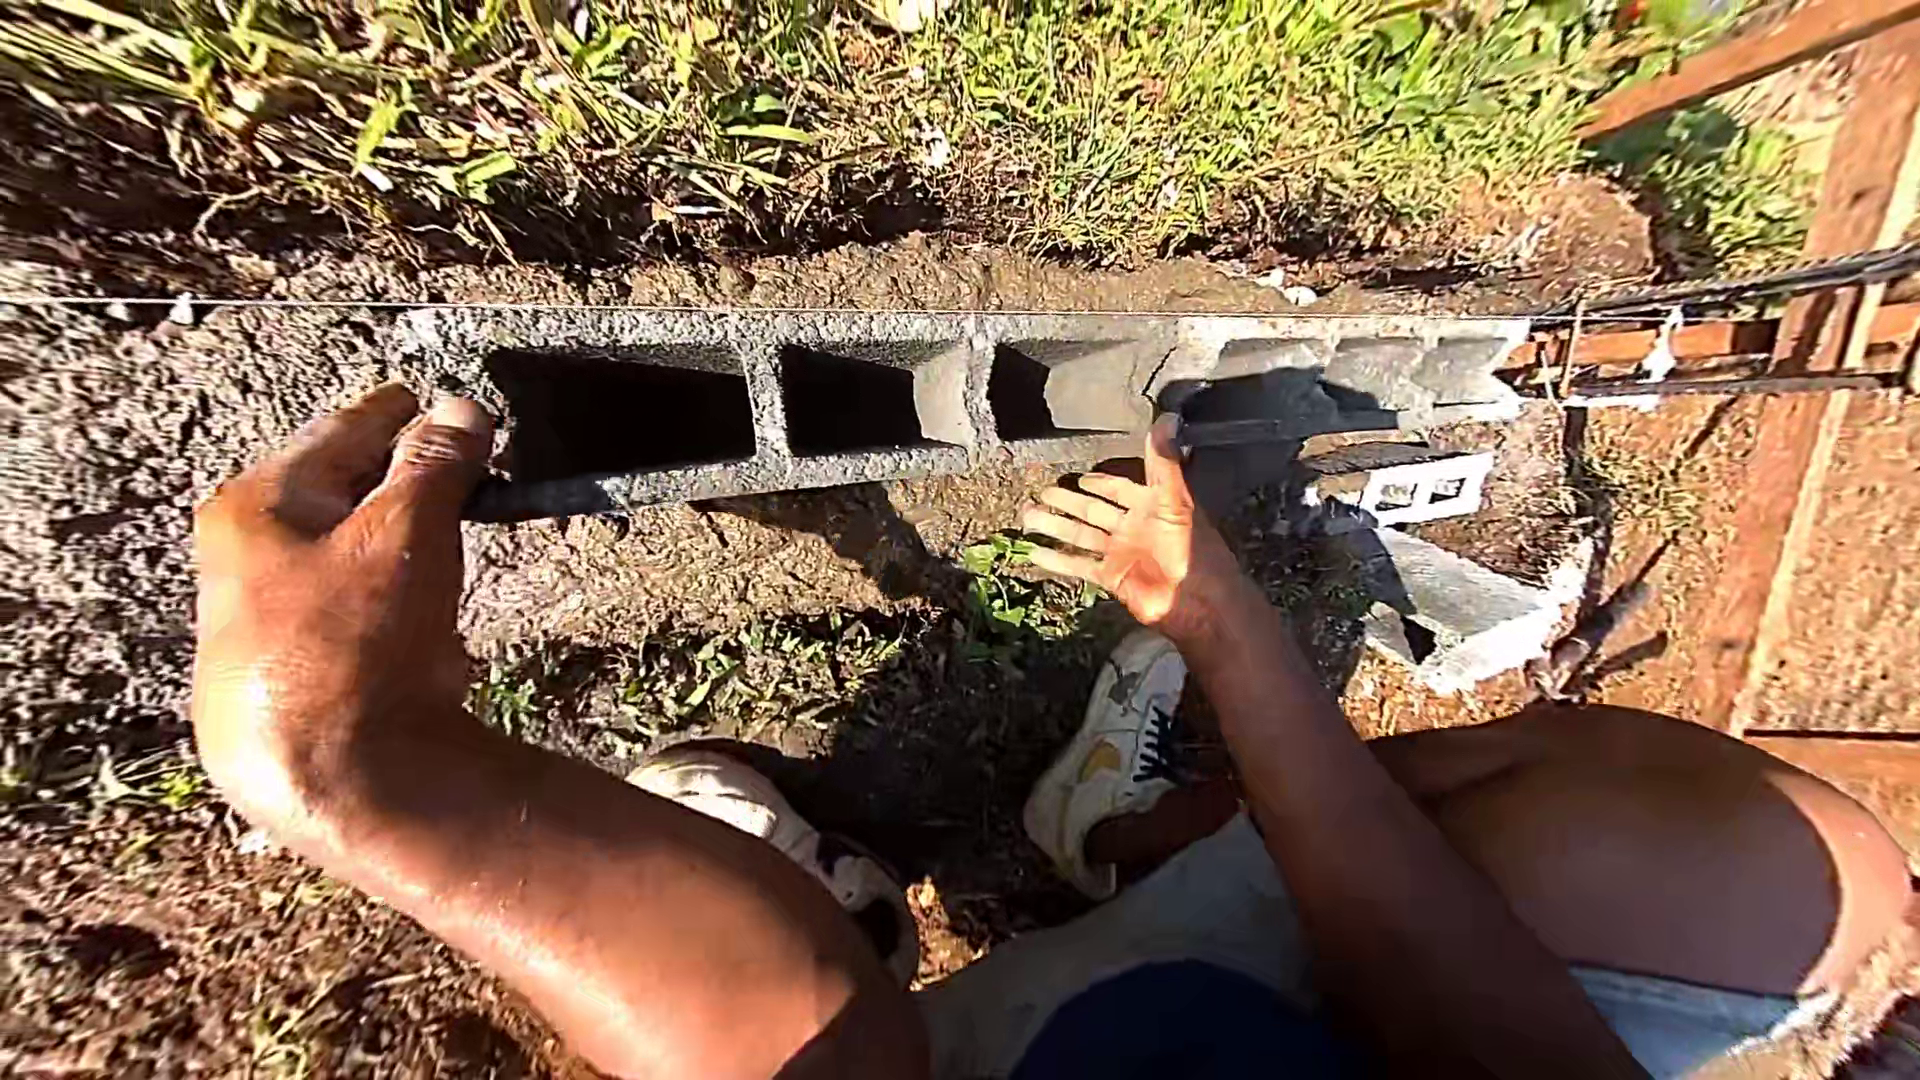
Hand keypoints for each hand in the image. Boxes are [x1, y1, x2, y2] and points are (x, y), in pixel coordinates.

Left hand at [190, 384, 492, 831]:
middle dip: (405, 457)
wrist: (333, 750)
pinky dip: (407, 547)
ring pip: (358, 523)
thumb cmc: (356, 627)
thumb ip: (435, 464)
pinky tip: (432, 555)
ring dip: (409, 504)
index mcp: (261, 501)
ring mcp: (287, 589)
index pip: (339, 430)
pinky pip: (369, 565)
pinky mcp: (325, 628)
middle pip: (344, 476)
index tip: (432, 394)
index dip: (393, 409)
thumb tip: (465, 406)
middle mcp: (259, 540)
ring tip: (459, 493)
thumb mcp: (404, 532)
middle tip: (467, 446)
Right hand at [1020, 415, 1261, 648]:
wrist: (1196, 600)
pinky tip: (1035, 553)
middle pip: (1091, 510)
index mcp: (1149, 506)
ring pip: (1079, 534)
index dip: (1100, 482)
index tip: (1079, 478)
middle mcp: (1131, 528)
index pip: (1118, 488)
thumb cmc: (1191, 548)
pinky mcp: (1110, 576)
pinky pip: (1078, 564)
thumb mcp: (1175, 499)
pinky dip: (1057, 559)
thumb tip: (1166, 419)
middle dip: (1066, 502)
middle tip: (1042, 493)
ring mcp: (1118, 553)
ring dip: (1054, 526)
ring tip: (1028, 516)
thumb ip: (1164, 461)